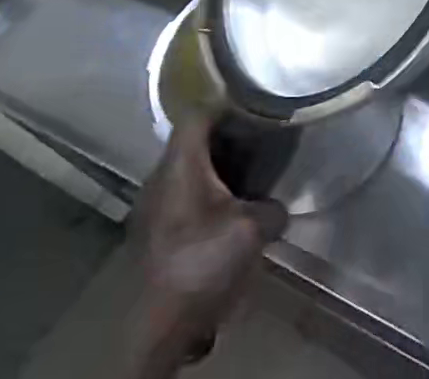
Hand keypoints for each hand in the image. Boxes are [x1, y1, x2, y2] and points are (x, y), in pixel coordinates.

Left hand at [125, 117, 287, 371]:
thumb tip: (278, 207)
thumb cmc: (202, 262)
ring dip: (213, 171)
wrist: (158, 323)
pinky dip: (203, 196)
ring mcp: (150, 205)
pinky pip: (180, 197)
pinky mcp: (151, 232)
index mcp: (180, 164)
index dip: (225, 106)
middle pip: (192, 141)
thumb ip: (272, 209)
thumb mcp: (252, 231)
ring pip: (185, 171)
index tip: (252, 110)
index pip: (198, 113)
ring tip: (245, 182)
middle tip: (257, 145)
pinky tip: (224, 217)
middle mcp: (159, 176)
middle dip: (224, 140)